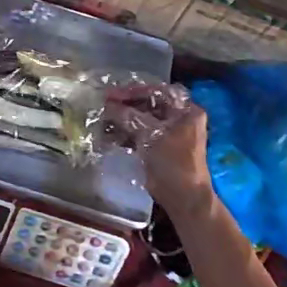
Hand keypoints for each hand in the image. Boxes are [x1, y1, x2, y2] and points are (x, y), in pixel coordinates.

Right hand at [108, 84, 216, 217]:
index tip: (114, 93)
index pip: (159, 92)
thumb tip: (106, 105)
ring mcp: (165, 134)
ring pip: (139, 120)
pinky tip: (105, 135)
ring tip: (101, 119)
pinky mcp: (155, 147)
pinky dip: (122, 134)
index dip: (135, 90)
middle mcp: (177, 119)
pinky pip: (136, 135)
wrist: (182, 196)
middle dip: (125, 105)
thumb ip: (129, 117)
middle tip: (103, 104)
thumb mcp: (152, 134)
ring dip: (121, 120)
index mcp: (185, 111)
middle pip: (148, 105)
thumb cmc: (174, 161)